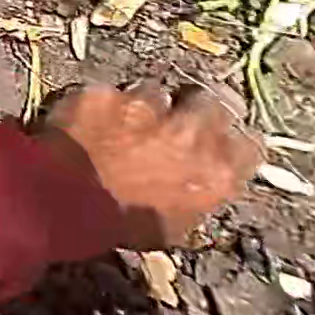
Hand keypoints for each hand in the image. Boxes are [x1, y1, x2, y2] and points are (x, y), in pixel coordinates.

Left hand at [34, 81, 264, 248]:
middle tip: (185, 110)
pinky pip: (114, 91)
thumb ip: (196, 191)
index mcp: (212, 173)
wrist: (66, 197)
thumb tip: (200, 177)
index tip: (227, 134)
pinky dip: (107, 103)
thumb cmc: (122, 224)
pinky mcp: (110, 90)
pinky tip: (95, 120)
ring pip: (157, 90)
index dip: (236, 137)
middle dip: (201, 103)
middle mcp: (186, 131)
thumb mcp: (175, 224)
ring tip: (128, 121)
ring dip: (146, 103)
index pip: (249, 144)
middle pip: (210, 101)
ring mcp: (145, 104)